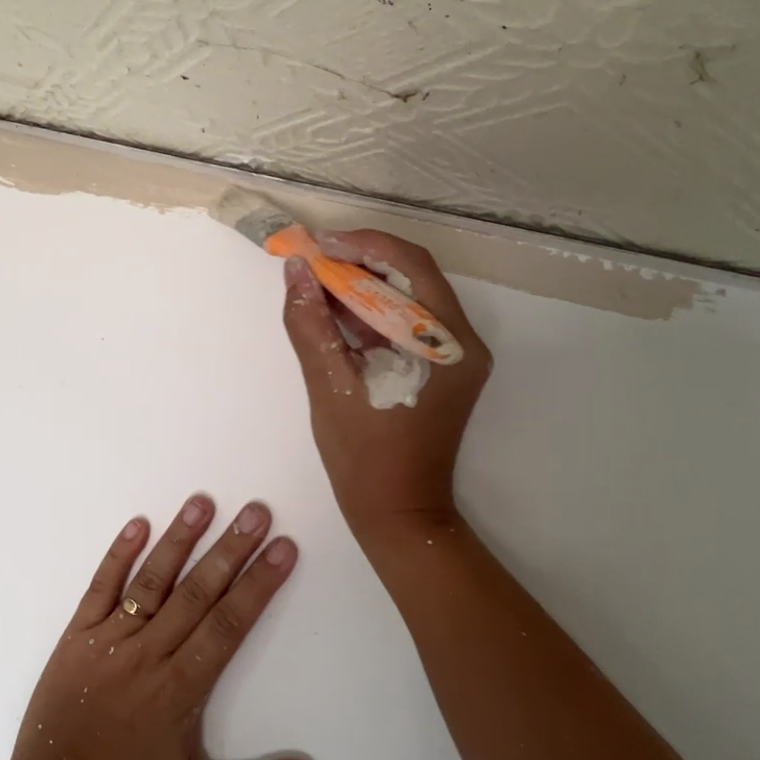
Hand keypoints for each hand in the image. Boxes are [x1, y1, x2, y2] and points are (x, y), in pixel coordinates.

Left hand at [0, 495, 316, 759]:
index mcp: (176, 691)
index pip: (227, 626)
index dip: (258, 586)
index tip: (282, 551)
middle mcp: (145, 656)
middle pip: (196, 593)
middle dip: (231, 550)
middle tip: (257, 513)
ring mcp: (107, 641)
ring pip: (151, 582)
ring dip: (178, 540)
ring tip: (202, 503)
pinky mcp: (76, 637)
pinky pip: (99, 588)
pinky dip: (118, 555)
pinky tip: (138, 524)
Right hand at [280, 231, 492, 539]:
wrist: (398, 515)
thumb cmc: (365, 458)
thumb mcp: (329, 386)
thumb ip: (310, 322)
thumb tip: (295, 269)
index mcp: (448, 344)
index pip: (411, 266)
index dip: (362, 245)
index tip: (317, 244)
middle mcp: (463, 342)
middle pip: (412, 277)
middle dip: (359, 261)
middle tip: (312, 258)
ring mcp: (454, 356)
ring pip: (408, 297)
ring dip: (363, 284)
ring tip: (316, 279)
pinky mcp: (440, 369)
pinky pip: (405, 323)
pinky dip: (370, 311)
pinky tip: (334, 311)